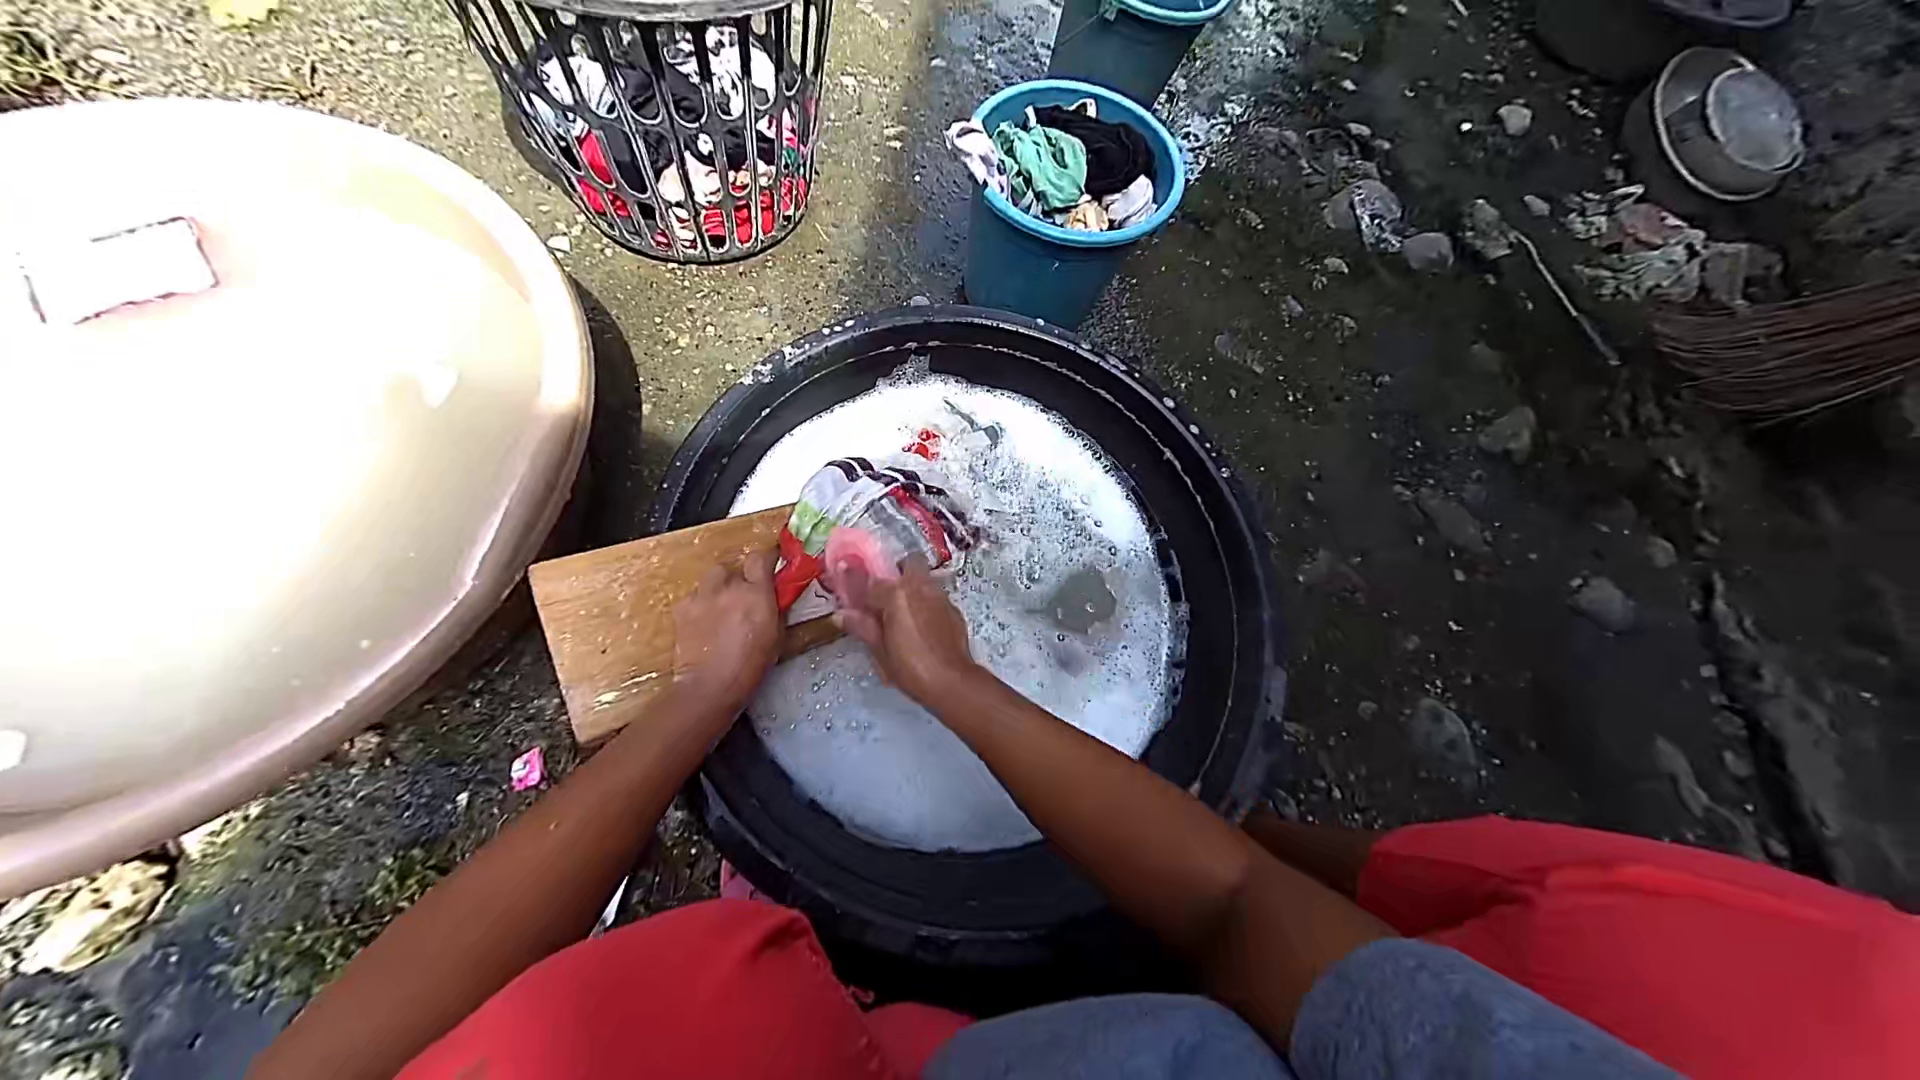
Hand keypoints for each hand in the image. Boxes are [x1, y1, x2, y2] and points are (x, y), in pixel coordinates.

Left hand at [671, 549, 779, 717]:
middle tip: (742, 596)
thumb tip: (777, 594)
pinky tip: (702, 622)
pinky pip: (694, 596)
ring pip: (711, 579)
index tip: (769, 563)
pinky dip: (700, 604)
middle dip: (738, 578)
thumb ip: (776, 608)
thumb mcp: (777, 636)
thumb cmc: (751, 665)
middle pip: (733, 567)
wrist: (710, 685)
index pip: (760, 557)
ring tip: (720, 607)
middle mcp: (729, 587)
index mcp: (757, 593)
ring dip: (718, 587)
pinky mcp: (682, 608)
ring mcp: (702, 596)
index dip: (765, 558)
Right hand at [833, 556, 983, 706]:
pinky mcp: (954, 611)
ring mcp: (941, 597)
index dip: (860, 586)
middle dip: (897, 573)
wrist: (952, 682)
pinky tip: (923, 627)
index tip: (853, 591)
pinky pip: (936, 597)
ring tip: (904, 615)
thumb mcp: (880, 650)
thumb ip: (862, 627)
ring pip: (925, 579)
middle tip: (886, 598)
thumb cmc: (910, 667)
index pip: (871, 581)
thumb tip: (841, 615)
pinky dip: (927, 604)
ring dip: (913, 588)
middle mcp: (922, 587)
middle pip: (909, 562)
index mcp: (897, 594)